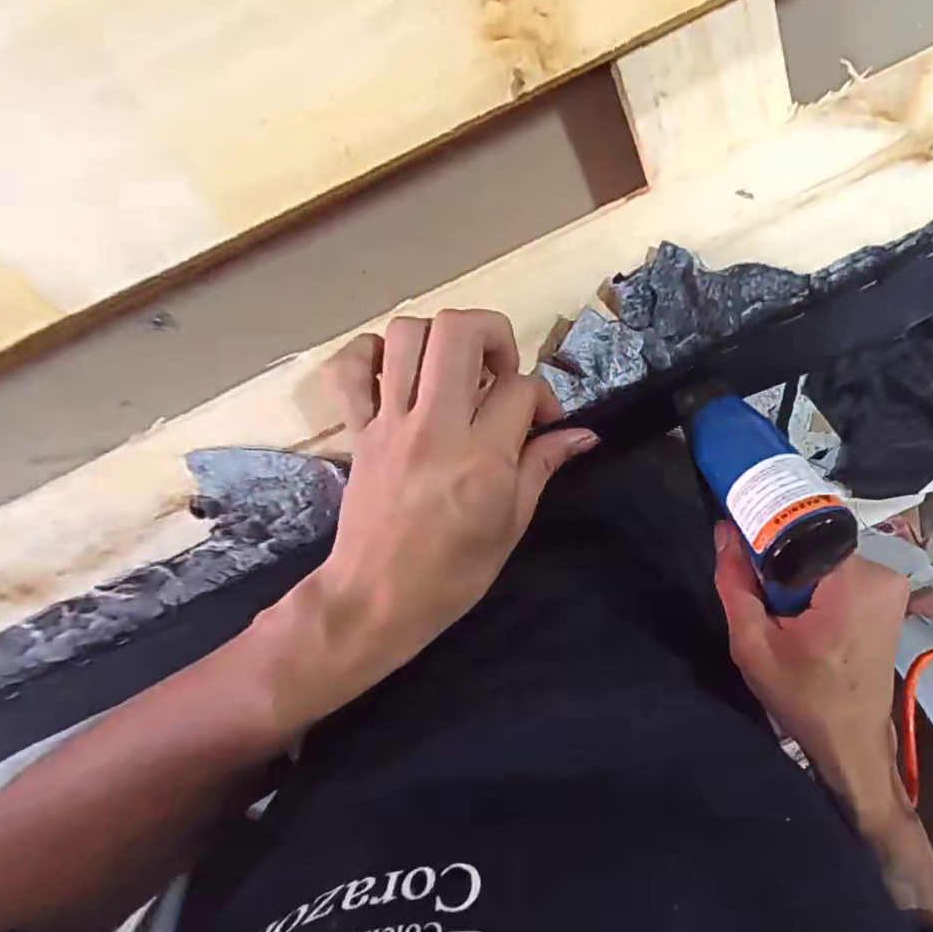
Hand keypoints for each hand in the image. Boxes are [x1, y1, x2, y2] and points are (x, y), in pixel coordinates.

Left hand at [275, 310, 597, 727]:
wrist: (377, 599)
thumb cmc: (457, 571)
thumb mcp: (514, 521)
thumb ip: (544, 465)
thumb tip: (584, 434)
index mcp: (483, 457)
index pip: (520, 389)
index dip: (543, 396)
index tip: (545, 421)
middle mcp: (435, 427)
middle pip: (458, 332)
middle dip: (493, 333)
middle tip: (501, 368)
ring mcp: (389, 425)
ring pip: (405, 336)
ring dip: (440, 339)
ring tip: (457, 370)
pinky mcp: (357, 432)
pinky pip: (348, 369)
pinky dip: (371, 354)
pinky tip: (397, 372)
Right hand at [712, 522, 910, 820]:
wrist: (852, 742)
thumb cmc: (805, 699)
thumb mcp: (754, 646)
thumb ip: (735, 583)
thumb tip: (723, 531)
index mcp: (855, 580)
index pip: (801, 534)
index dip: (767, 543)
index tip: (744, 559)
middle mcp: (883, 572)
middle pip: (814, 547)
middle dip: (784, 569)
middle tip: (767, 603)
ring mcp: (892, 585)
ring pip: (826, 560)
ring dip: (801, 581)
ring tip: (786, 616)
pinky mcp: (891, 597)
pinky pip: (843, 575)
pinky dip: (820, 590)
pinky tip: (807, 619)